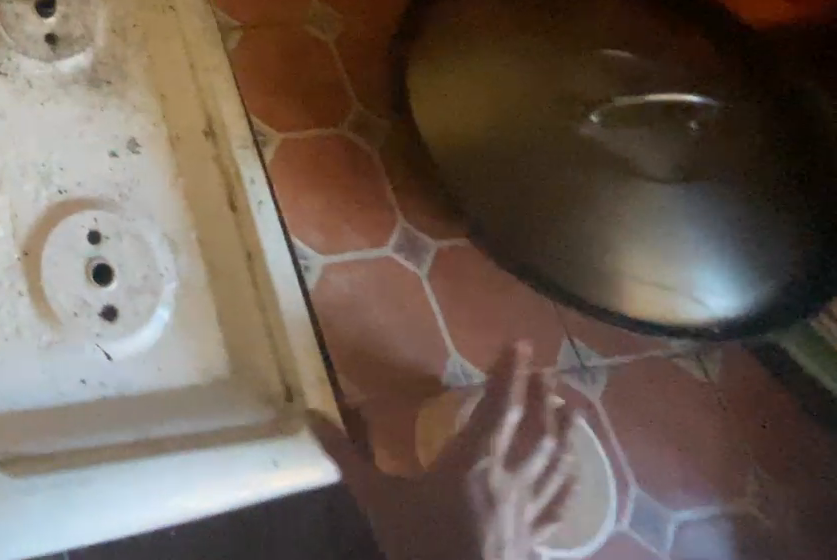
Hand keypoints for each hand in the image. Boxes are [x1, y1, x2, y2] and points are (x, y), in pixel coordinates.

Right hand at [312, 342, 576, 559]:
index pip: (497, 409)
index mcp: (471, 462)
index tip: (518, 344)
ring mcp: (529, 510)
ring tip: (570, 407)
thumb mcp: (375, 497)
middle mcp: (509, 479)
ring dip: (565, 432)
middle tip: (546, 366)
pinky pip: (561, 501)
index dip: (509, 374)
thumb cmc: (419, 544)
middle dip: (541, 395)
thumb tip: (310, 414)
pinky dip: (571, 480)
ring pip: (557, 463)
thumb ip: (345, 453)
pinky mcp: (537, 536)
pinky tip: (573, 472)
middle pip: (536, 431)